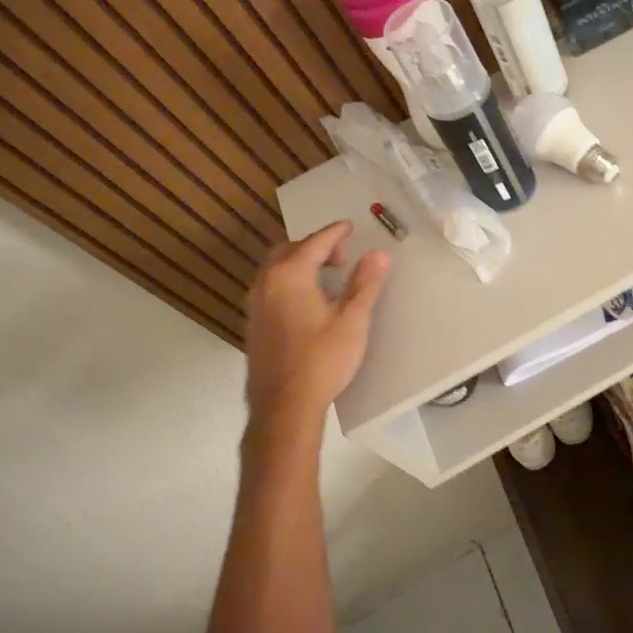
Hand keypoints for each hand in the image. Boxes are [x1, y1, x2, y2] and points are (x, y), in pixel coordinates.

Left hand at [242, 221, 390, 432]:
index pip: (314, 243)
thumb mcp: (352, 320)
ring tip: (325, 277)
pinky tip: (307, 301)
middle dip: (314, 246)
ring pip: (275, 268)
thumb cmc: (322, 360)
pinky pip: (270, 287)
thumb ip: (365, 283)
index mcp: (290, 275)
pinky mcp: (253, 324)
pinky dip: (288, 281)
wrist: (284, 405)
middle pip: (288, 250)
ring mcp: (255, 304)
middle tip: (340, 257)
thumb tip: (379, 253)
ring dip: (299, 263)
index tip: (348, 226)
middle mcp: (266, 283)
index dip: (334, 233)